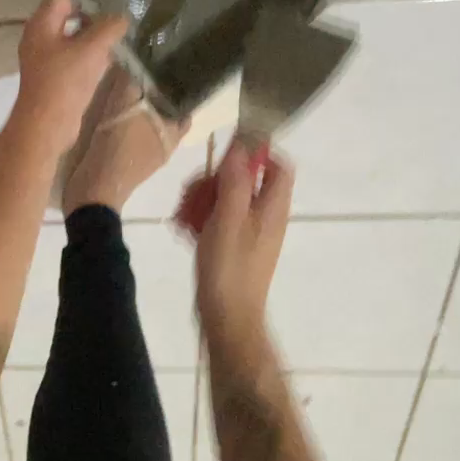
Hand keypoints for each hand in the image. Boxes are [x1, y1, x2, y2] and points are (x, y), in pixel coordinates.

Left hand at [8, 0, 129, 157]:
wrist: (47, 125)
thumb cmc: (64, 82)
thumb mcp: (91, 49)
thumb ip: (109, 28)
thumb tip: (122, 17)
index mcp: (41, 24)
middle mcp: (41, 37)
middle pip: (69, 14)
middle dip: (95, 12)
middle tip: (122, 7)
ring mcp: (48, 57)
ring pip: (75, 37)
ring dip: (96, 33)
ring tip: (124, 26)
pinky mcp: (57, 75)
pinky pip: (77, 56)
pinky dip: (94, 53)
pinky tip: (116, 53)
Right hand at [196, 140, 293, 334]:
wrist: (226, 316)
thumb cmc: (229, 267)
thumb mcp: (229, 218)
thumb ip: (236, 180)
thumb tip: (242, 144)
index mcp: (273, 206)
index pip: (277, 164)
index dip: (255, 153)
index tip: (223, 156)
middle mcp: (265, 215)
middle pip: (245, 178)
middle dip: (214, 179)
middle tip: (192, 191)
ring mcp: (249, 231)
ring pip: (227, 197)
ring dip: (202, 198)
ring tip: (182, 214)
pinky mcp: (233, 245)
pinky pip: (218, 218)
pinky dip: (200, 218)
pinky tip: (183, 229)